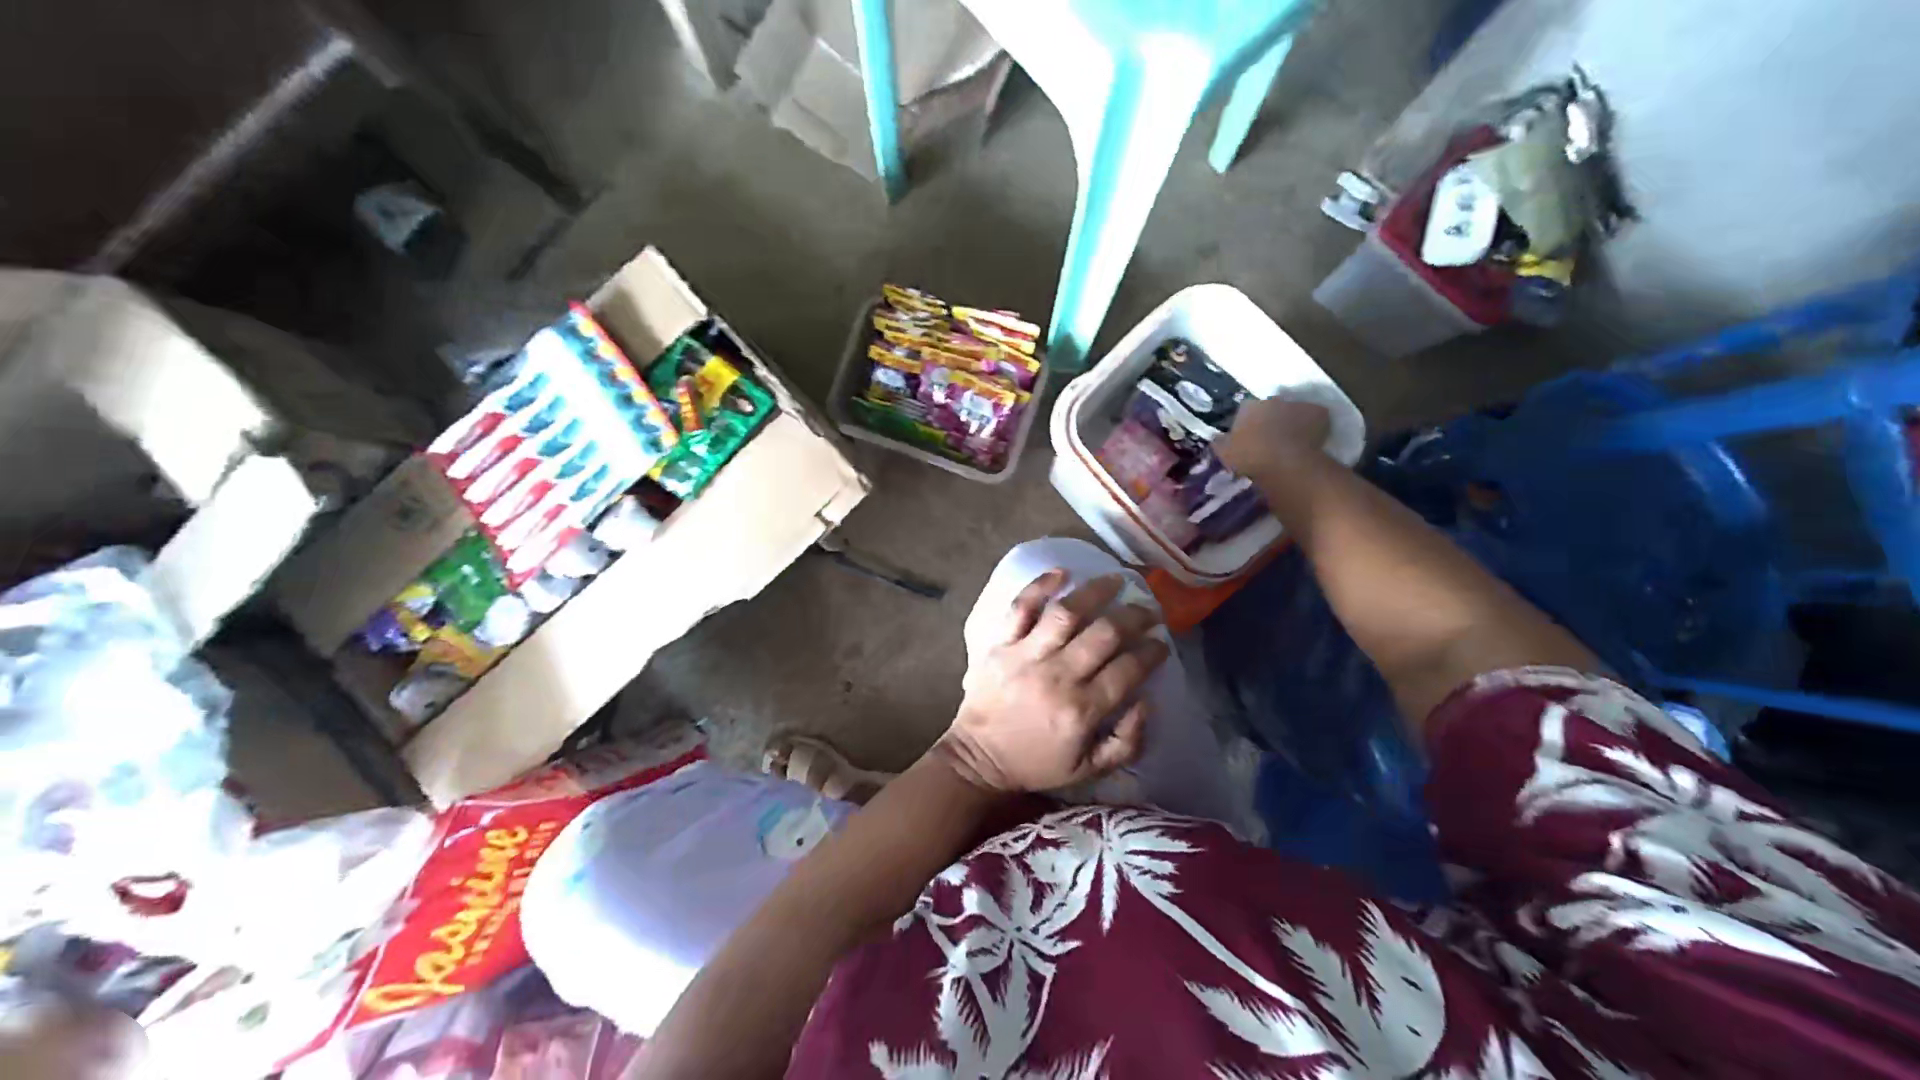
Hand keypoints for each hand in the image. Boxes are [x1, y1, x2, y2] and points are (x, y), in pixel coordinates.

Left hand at [937, 572, 1168, 793]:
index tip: (1161, 643)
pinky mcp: (1000, 644)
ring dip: (1096, 591)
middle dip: (1135, 616)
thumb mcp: (1090, 770)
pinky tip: (1062, 571)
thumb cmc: (1036, 763)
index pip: (1129, 670)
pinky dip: (1040, 586)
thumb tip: (1148, 701)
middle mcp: (1058, 676)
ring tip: (1116, 580)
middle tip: (1149, 609)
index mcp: (1082, 709)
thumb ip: (1127, 742)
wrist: (977, 759)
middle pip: (1105, 634)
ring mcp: (1026, 655)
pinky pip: (1020, 607)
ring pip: (1067, 613)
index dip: (1152, 652)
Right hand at [1216, 397, 1332, 479]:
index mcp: (1248, 407)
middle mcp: (1272, 400)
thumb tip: (1218, 438)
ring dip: (1293, 421)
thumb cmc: (1249, 456)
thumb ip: (1220, 442)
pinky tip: (1311, 441)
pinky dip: (1314, 426)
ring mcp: (1297, 404)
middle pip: (1272, 407)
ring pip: (1294, 410)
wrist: (1284, 462)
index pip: (1246, 410)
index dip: (1249, 423)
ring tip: (1291, 441)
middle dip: (1272, 418)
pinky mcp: (1319, 412)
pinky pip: (1316, 417)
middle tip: (1271, 438)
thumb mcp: (1225, 452)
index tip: (1250, 436)